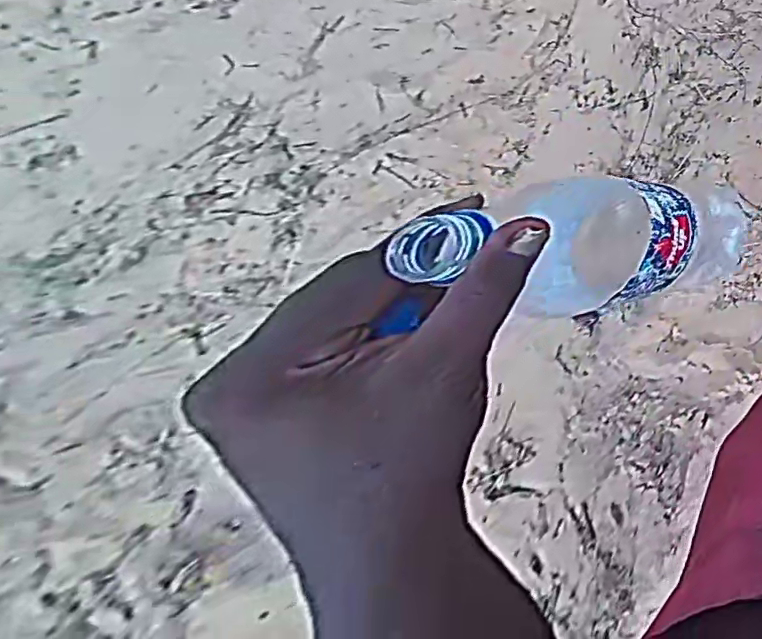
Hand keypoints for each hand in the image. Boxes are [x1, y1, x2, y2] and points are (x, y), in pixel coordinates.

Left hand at [182, 197, 547, 590]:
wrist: (391, 549)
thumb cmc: (408, 465)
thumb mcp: (451, 361)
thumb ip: (487, 286)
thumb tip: (525, 229)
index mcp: (255, 370)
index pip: (358, 276)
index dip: (428, 240)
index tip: (481, 212)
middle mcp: (236, 379)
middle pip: (352, 294)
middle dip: (423, 276)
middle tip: (482, 257)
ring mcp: (252, 396)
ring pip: (352, 315)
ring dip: (412, 304)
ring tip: (456, 314)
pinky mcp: (279, 408)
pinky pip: (345, 342)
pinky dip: (395, 331)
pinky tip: (427, 341)